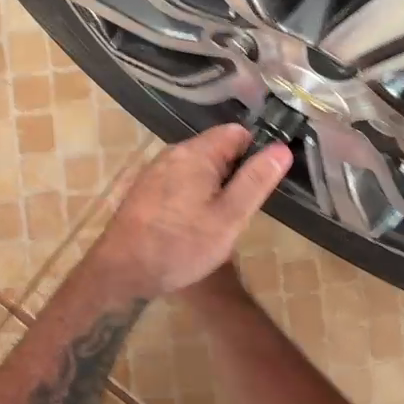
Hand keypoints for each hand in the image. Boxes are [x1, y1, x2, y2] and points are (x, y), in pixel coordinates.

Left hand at [85, 124, 291, 298]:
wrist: (121, 271)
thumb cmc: (180, 245)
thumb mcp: (229, 217)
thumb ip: (255, 181)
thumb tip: (281, 148)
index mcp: (195, 152)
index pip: (237, 132)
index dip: (257, 152)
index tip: (264, 182)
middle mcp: (172, 153)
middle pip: (216, 150)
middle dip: (234, 174)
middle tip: (240, 211)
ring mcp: (155, 171)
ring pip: (198, 168)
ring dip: (214, 189)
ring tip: (219, 222)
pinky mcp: (145, 190)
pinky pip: (179, 182)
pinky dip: (192, 197)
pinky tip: (192, 226)